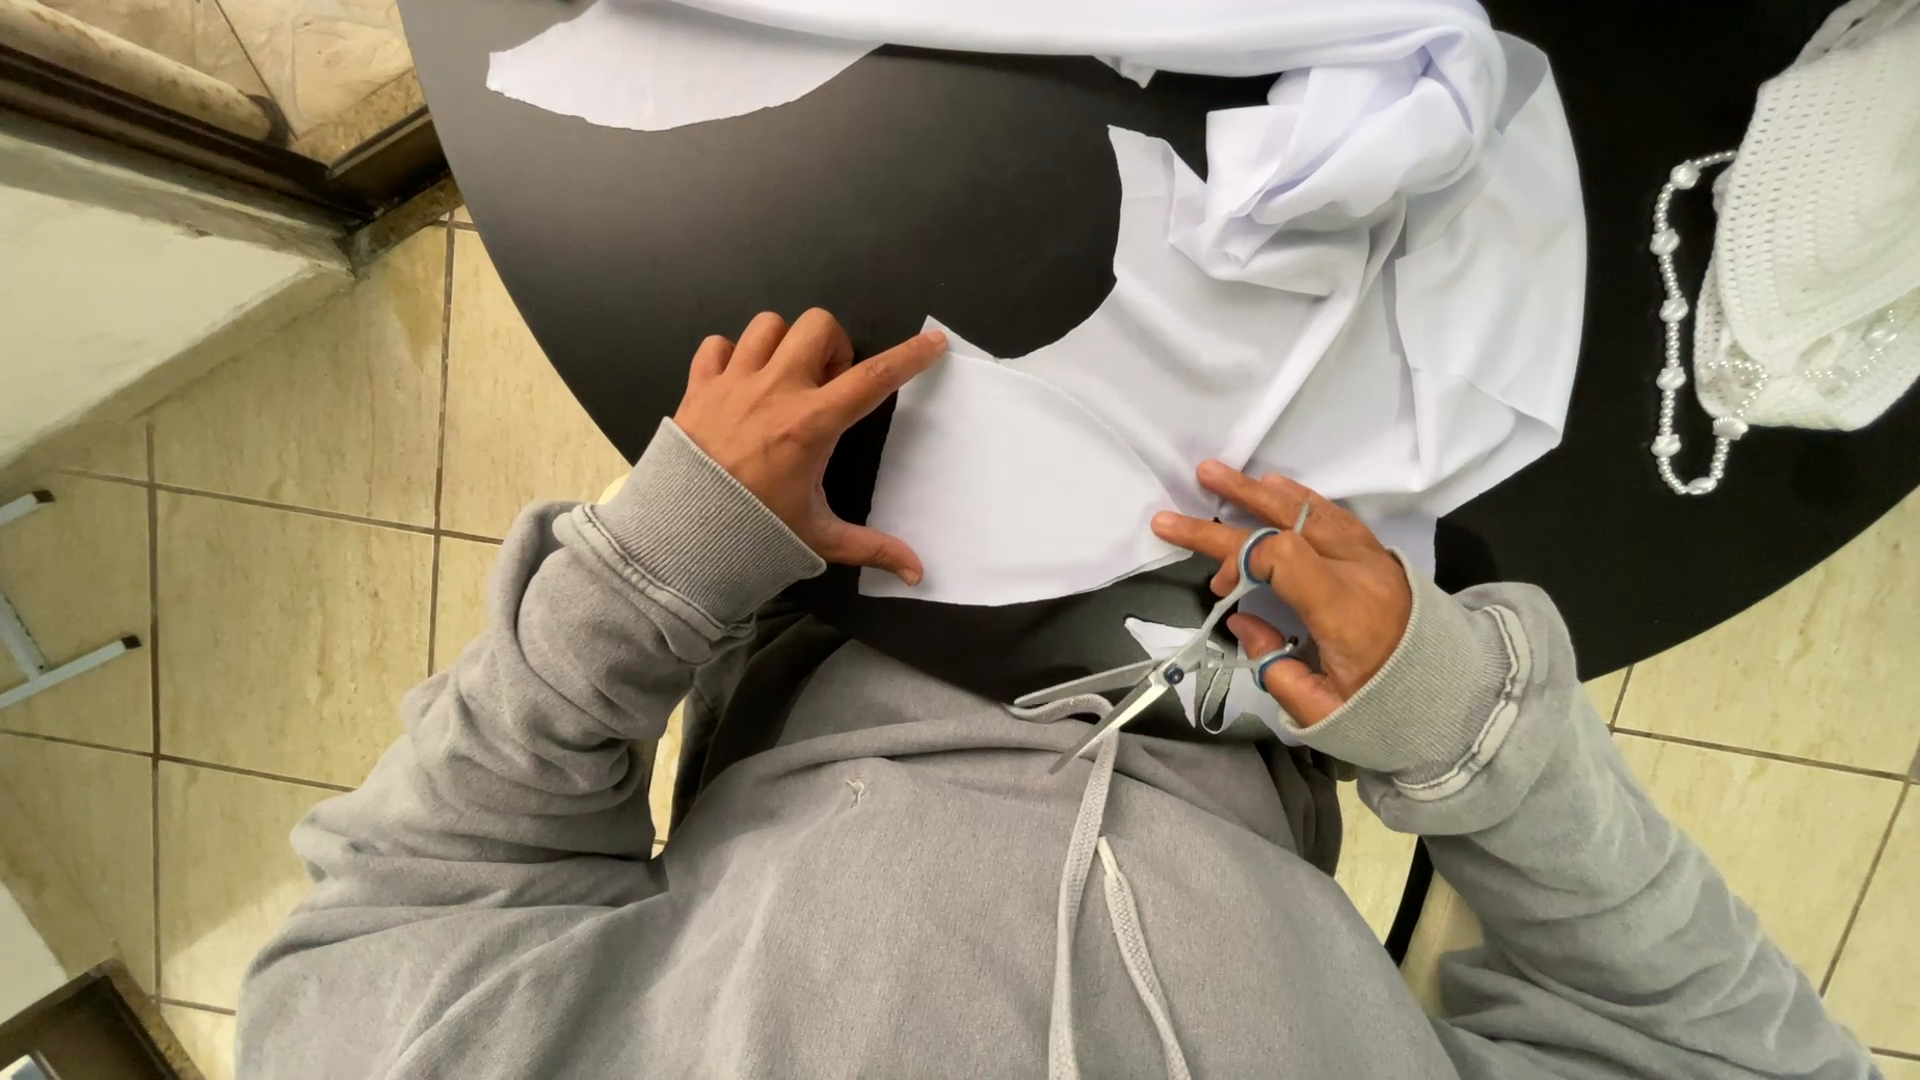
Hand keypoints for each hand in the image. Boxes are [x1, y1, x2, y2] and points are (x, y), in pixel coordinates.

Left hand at [673, 309, 946, 583]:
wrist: (679, 536)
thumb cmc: (755, 532)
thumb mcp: (821, 538)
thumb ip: (873, 548)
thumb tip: (918, 574)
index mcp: (811, 425)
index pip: (874, 378)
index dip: (910, 356)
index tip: (933, 343)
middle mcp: (775, 391)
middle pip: (817, 326)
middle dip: (834, 345)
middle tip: (830, 383)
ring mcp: (733, 383)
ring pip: (767, 325)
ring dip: (785, 344)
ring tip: (786, 378)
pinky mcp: (698, 387)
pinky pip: (716, 345)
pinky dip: (731, 355)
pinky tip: (739, 384)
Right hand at [1150, 461, 1411, 726]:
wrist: (1461, 698)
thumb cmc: (1388, 708)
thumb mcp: (1322, 711)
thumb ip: (1273, 667)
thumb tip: (1241, 621)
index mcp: (1344, 610)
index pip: (1284, 555)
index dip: (1239, 558)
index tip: (1221, 588)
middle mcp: (1359, 572)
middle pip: (1290, 521)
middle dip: (1235, 503)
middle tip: (1193, 486)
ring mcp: (1372, 558)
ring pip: (1312, 509)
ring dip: (1260, 491)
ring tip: (1219, 475)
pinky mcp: (1377, 555)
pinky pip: (1334, 513)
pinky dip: (1299, 497)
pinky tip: (1274, 485)